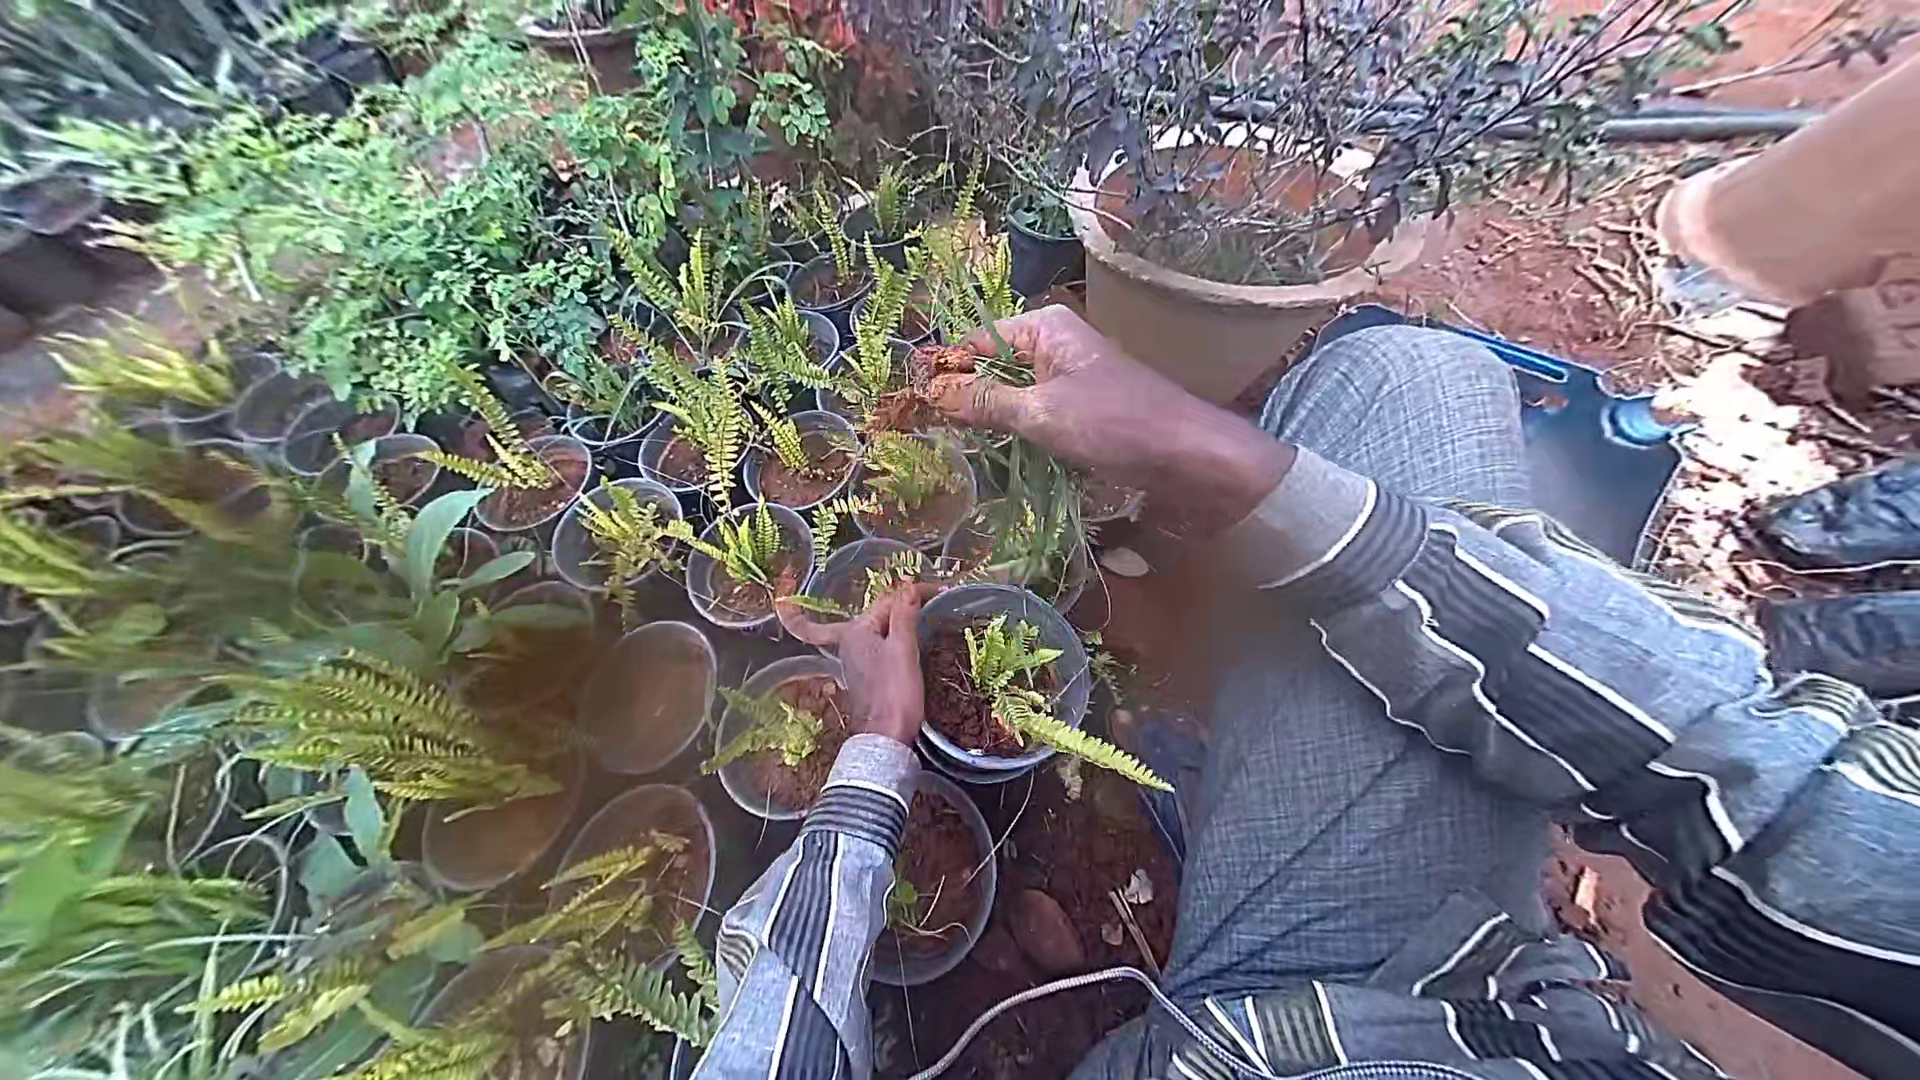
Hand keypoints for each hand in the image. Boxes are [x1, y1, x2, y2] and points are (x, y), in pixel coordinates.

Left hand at [776, 585, 937, 744]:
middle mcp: (851, 641)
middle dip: (907, 605)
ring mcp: (858, 658)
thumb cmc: (894, 692)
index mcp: (856, 630)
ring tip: (931, 616)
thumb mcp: (903, 648)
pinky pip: (885, 646)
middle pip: (884, 614)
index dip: (915, 593)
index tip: (943, 591)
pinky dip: (899, 639)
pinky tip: (914, 641)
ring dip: (904, 622)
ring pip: (885, 630)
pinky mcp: (869, 673)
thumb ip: (905, 614)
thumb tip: (910, 586)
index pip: (889, 600)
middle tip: (939, 601)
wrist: (886, 738)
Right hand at [929, 306, 1294, 528]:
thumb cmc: (1114, 423)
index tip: (913, 402)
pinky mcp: (1078, 405)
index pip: (975, 341)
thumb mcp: (1040, 413)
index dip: (944, 369)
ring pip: (1010, 390)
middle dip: (962, 393)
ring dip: (986, 414)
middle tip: (928, 427)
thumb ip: (984, 401)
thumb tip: (931, 392)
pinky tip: (994, 448)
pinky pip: (1031, 409)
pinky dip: (1012, 426)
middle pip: (991, 364)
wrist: (1185, 456)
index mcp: (1045, 327)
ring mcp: (1067, 375)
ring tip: (953, 440)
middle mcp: (1054, 343)